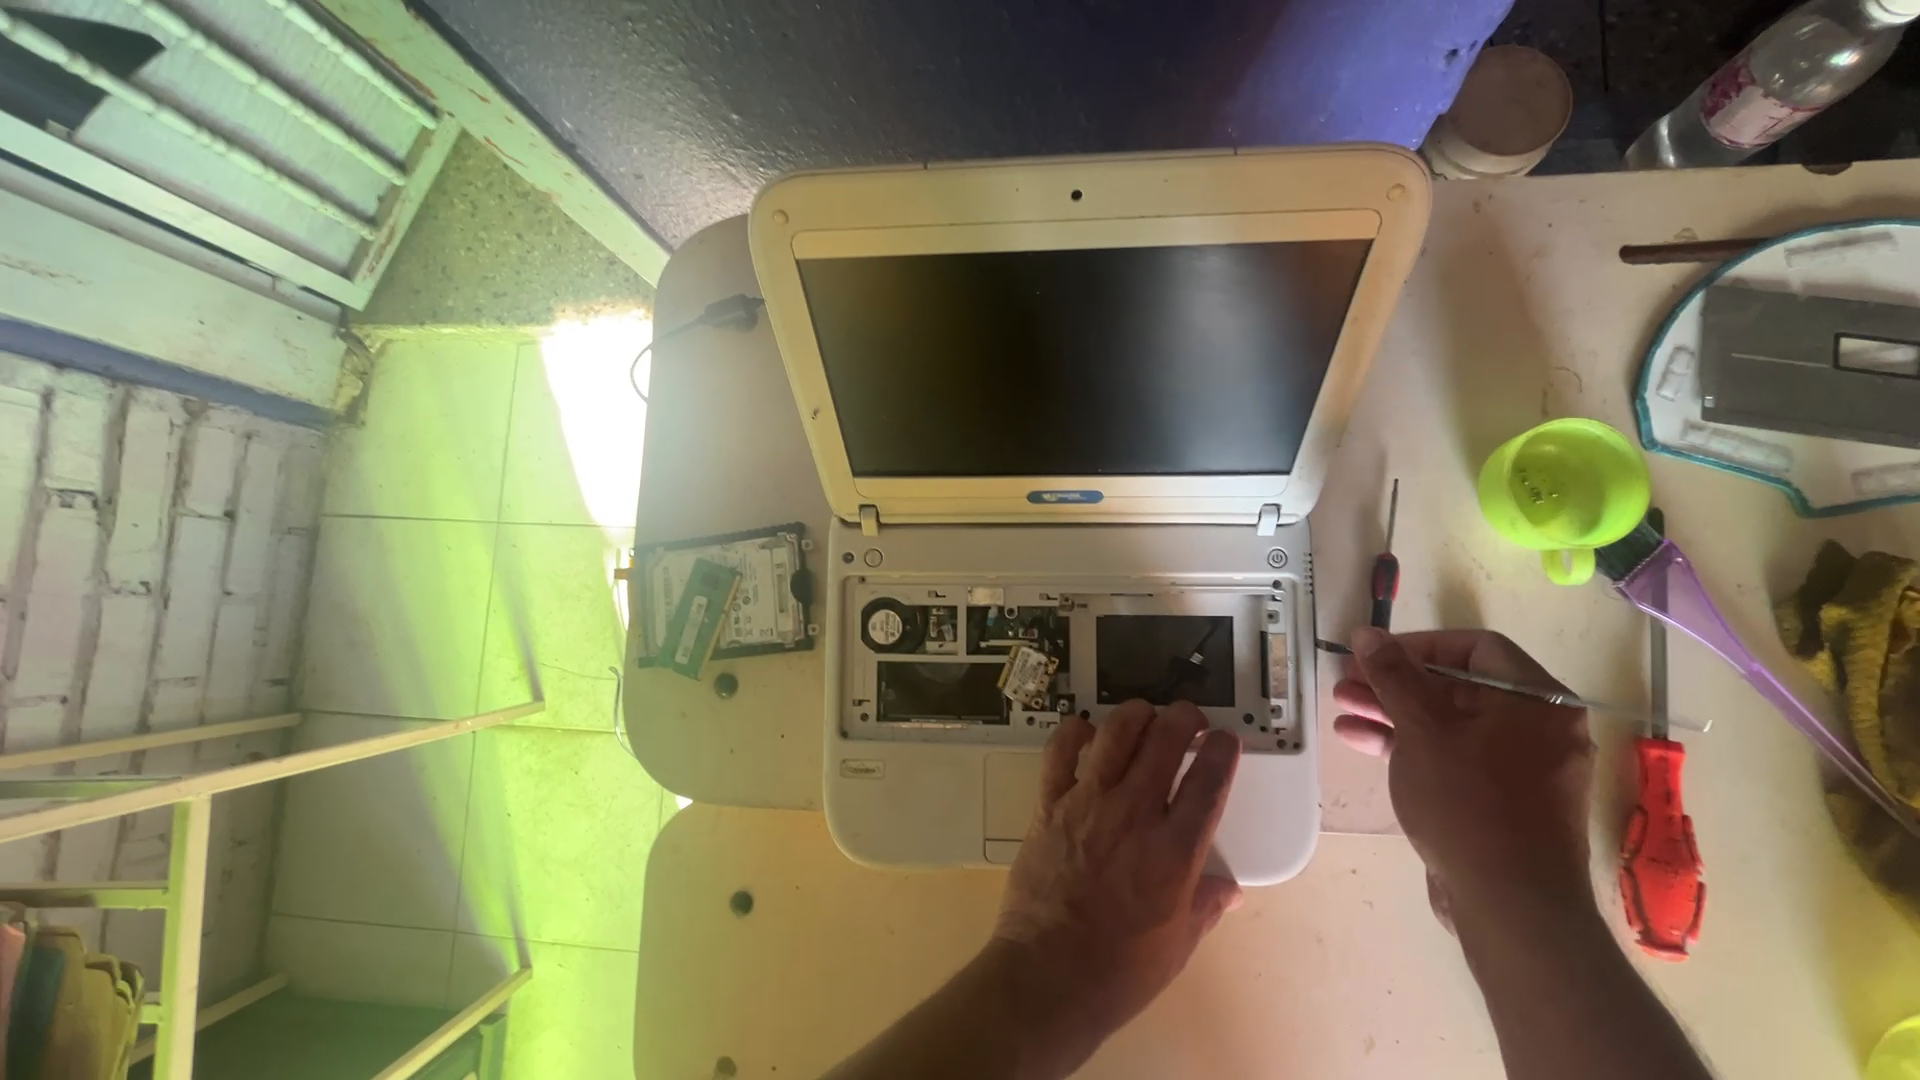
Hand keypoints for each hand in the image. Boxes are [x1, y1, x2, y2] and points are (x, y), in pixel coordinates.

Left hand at [993, 701, 1242, 1040]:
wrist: (1047, 976)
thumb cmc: (1119, 970)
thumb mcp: (1177, 944)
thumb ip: (1205, 907)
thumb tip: (1230, 890)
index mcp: (1175, 851)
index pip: (1210, 782)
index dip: (1222, 751)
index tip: (1225, 739)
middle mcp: (1134, 815)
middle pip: (1164, 742)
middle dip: (1182, 719)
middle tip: (1187, 718)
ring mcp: (1087, 804)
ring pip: (1115, 734)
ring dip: (1135, 715)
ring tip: (1144, 714)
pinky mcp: (1048, 805)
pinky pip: (1059, 753)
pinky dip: (1073, 732)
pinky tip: (1084, 729)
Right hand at [1332, 628, 1595, 926]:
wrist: (1510, 904)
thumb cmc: (1469, 802)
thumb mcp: (1422, 729)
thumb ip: (1393, 676)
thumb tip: (1368, 633)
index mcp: (1536, 700)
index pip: (1476, 646)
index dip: (1418, 644)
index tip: (1372, 655)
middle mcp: (1537, 727)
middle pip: (1458, 685)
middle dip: (1395, 681)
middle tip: (1346, 680)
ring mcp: (1520, 766)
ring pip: (1449, 722)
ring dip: (1393, 712)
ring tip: (1342, 708)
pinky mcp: (1501, 799)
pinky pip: (1453, 756)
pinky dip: (1410, 745)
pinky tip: (1361, 741)